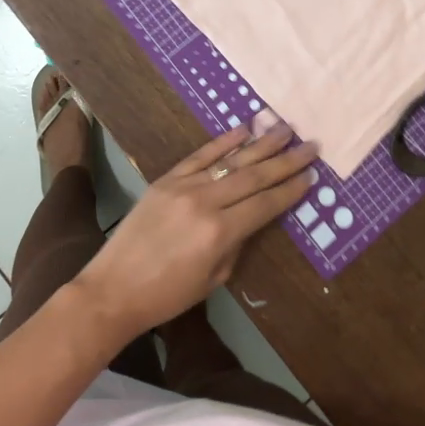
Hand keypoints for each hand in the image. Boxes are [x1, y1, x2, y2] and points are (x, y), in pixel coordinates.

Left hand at [73, 122, 317, 337]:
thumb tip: (252, 217)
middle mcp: (205, 202)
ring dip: (261, 144)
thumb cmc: (166, 296)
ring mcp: (183, 186)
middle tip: (312, 146)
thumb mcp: (213, 279)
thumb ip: (236, 244)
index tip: (311, 176)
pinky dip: (222, 142)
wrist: (112, 289)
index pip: (265, 204)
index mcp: (219, 233)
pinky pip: (200, 156)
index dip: (290, 190)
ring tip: (286, 129)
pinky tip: (243, 130)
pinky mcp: (165, 180)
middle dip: (286, 161)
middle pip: (254, 176)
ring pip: (231, 160)